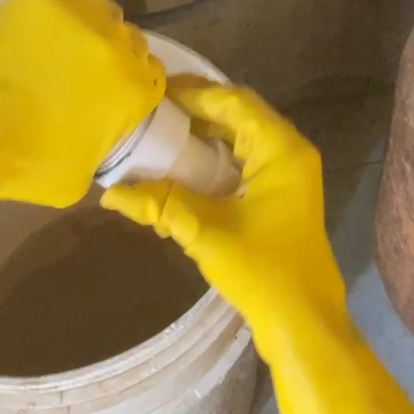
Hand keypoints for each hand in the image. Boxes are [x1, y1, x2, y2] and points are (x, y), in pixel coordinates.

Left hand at [0, 0, 164, 206]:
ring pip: (102, 10)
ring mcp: (84, 16)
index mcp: (136, 91)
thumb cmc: (23, 165)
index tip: (106, 86)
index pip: (152, 73)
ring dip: (89, 23)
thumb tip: (101, 130)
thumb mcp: (83, 175)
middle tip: (78, 65)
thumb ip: (105, 143)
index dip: (129, 78)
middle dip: (110, 52)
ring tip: (59, 39)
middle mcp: (120, 47)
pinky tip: (47, 15)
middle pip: (128, 39)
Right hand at [102, 79, 413, 413]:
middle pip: (239, 114)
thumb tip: (110, 192)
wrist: (304, 322)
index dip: (193, 92)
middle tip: (151, 107)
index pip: (233, 102)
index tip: (153, 91)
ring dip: (204, 132)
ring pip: (241, 137)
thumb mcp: (205, 232)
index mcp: (280, 148)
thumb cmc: (262, 271)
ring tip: (160, 130)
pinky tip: (183, 164)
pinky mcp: (280, 194)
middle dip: (196, 108)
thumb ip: (160, 204)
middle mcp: (289, 151)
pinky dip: (214, 156)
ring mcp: (288, 173)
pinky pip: (244, 160)